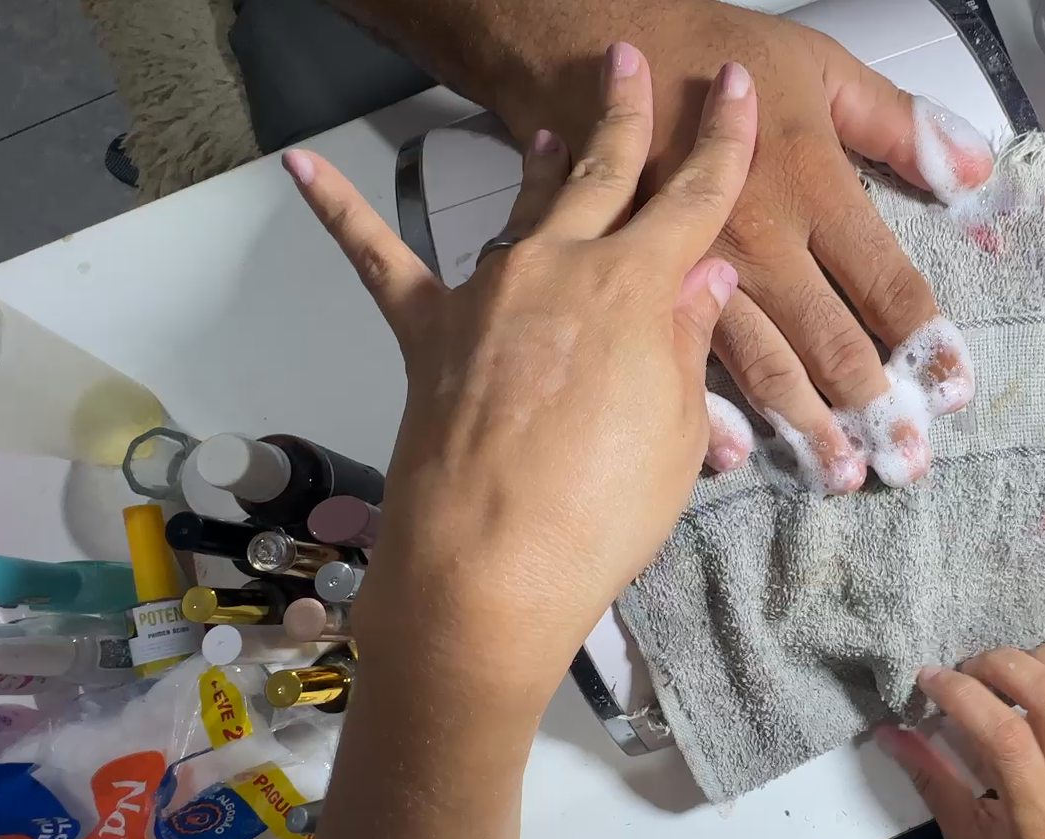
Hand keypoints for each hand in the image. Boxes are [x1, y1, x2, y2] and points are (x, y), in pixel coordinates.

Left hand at [284, 44, 754, 662]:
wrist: (495, 569)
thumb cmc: (606, 510)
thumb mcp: (678, 432)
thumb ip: (688, 342)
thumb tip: (705, 276)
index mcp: (634, 289)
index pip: (694, 198)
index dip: (724, 144)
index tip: (738, 91)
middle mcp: (558, 268)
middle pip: (601, 175)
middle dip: (624, 116)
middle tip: (629, 62)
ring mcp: (486, 295)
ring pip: (518, 208)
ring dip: (537, 165)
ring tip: (546, 133)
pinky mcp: (427, 333)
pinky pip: (381, 260)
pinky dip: (346, 212)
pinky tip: (306, 168)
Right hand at [493, 0, 993, 492]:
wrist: (599, 57)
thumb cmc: (715, 59)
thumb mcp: (822, 68)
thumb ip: (901, 125)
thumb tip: (974, 175)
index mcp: (812, 187)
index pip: (887, 284)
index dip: (925, 341)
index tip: (952, 390)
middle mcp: (763, 244)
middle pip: (831, 343)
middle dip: (874, 408)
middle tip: (906, 463)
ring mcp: (705, 276)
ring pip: (765, 367)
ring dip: (807, 427)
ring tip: (839, 476)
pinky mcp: (657, 294)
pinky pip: (686, 361)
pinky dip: (709, 411)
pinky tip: (734, 457)